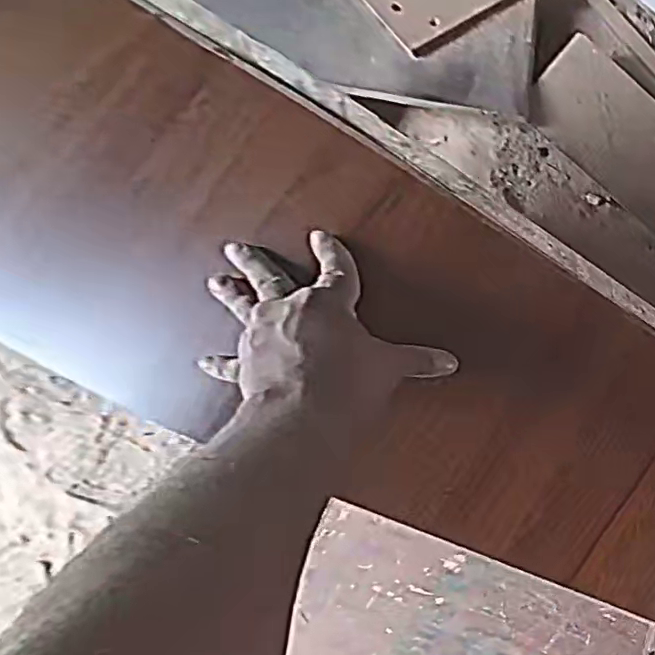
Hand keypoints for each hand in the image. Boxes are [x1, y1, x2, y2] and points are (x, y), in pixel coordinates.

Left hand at [198, 230, 456, 442]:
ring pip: (241, 305)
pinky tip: (206, 360)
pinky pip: (228, 360)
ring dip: (230, 292)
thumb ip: (416, 361)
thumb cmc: (348, 383)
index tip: (323, 238)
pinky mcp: (245, 364)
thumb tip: (447, 361)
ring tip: (217, 280)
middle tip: (239, 248)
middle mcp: (287, 310)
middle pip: (270, 277)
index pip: (335, 272)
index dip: (332, 255)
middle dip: (257, 261)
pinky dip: (219, 361)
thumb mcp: (390, 368)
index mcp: (326, 305)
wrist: (304, 415)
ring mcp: (261, 334)